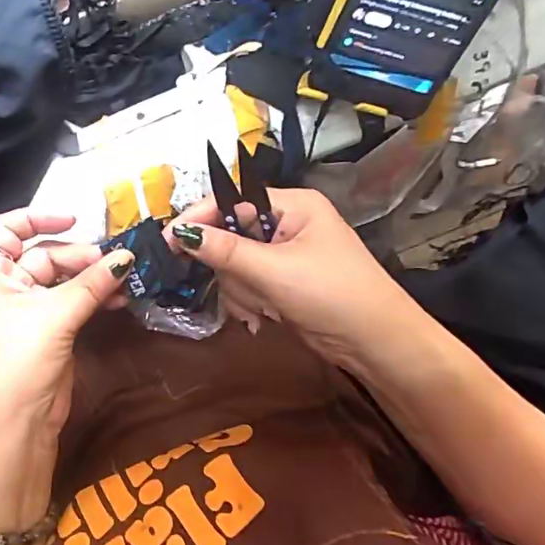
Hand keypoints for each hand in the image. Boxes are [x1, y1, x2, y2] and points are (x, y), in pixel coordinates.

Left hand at [0, 211, 131, 526]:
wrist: (17, 424)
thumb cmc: (20, 360)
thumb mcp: (55, 315)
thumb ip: (92, 283)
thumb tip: (126, 256)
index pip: (5, 231)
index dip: (36, 218)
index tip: (74, 218)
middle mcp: (6, 289)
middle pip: (44, 255)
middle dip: (80, 256)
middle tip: (116, 261)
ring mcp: (29, 311)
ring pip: (63, 280)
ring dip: (93, 278)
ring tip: (126, 278)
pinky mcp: (50, 332)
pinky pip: (74, 303)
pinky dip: (95, 297)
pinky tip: (121, 296)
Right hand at [167, 187, 426, 370]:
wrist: (374, 342)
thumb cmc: (333, 295)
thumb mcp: (275, 270)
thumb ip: (225, 250)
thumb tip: (180, 233)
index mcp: (293, 206)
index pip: (231, 201)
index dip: (199, 219)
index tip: (169, 241)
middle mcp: (285, 224)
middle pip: (228, 236)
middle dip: (232, 269)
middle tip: (248, 288)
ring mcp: (282, 255)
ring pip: (232, 266)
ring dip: (242, 292)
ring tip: (266, 308)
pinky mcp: (279, 282)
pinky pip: (244, 285)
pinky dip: (248, 302)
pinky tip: (267, 316)